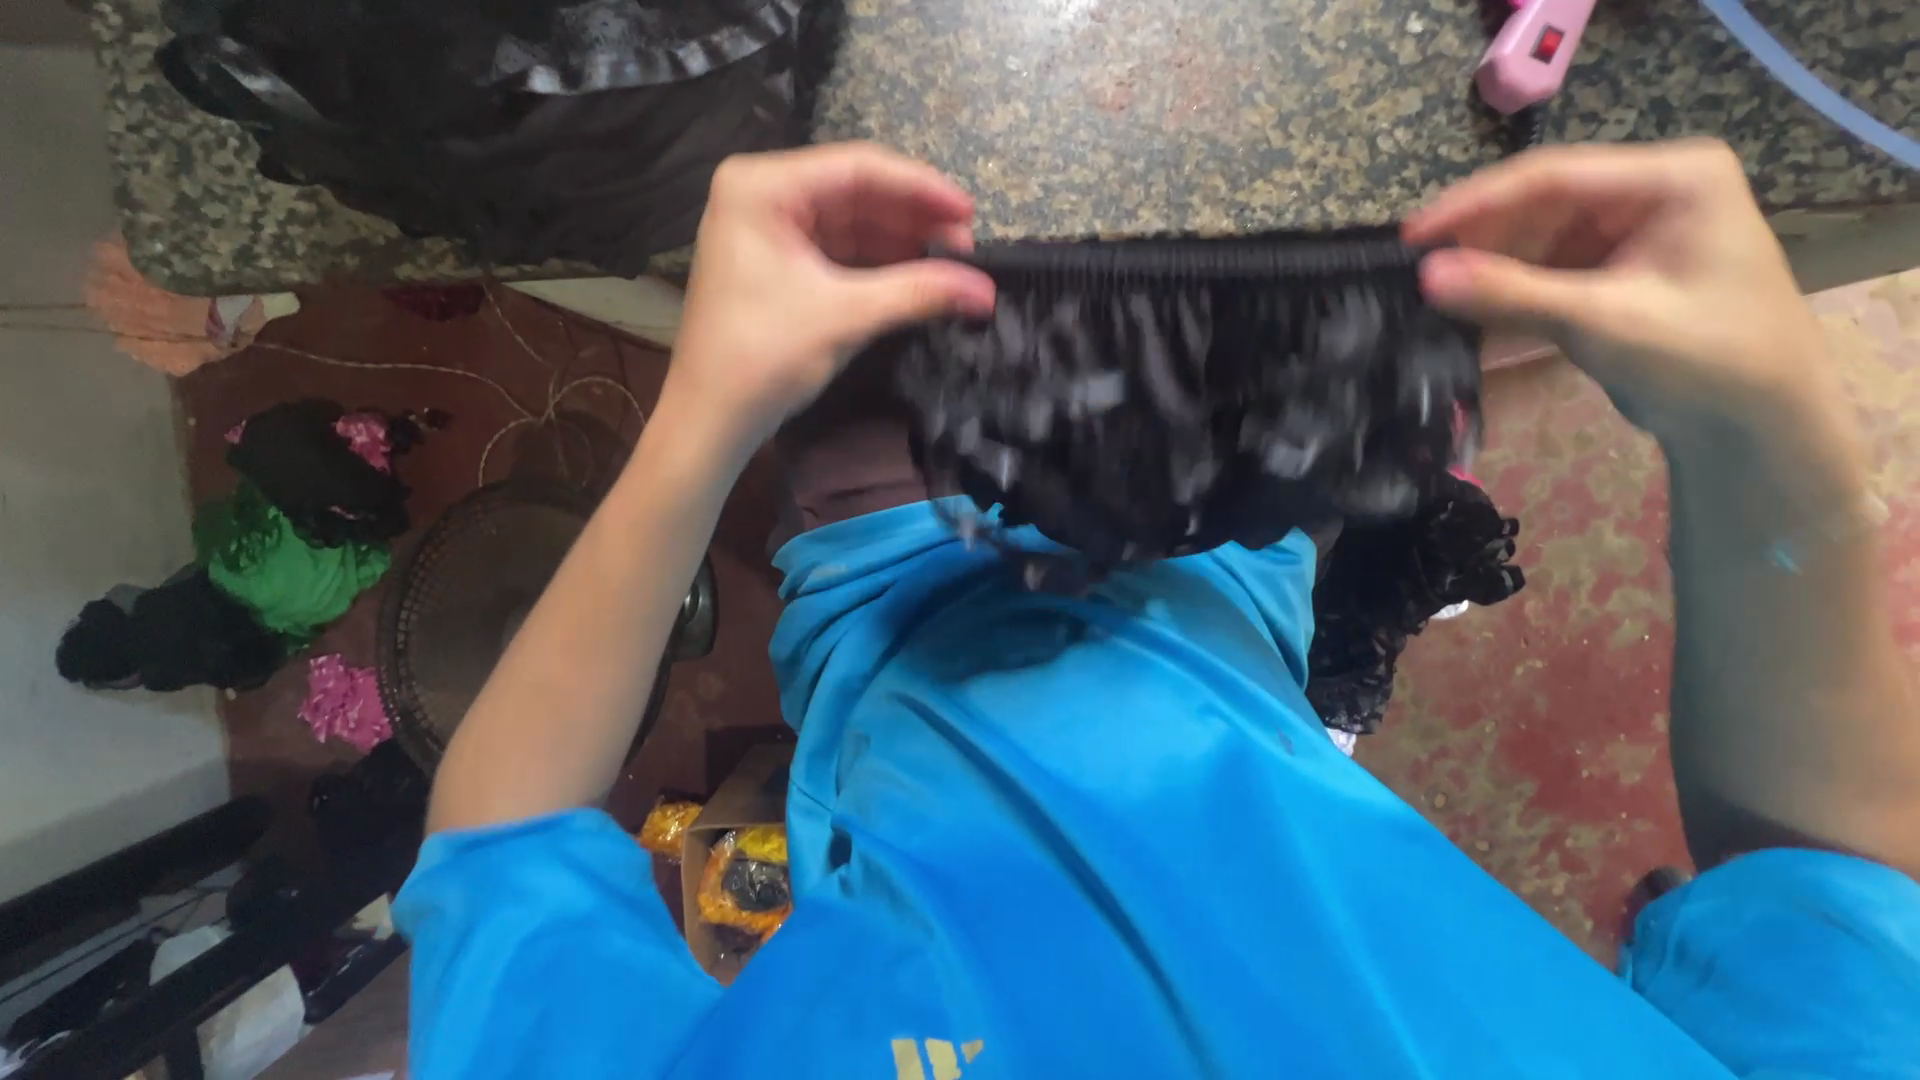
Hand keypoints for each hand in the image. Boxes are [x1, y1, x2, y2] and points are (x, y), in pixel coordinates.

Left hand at [664, 142, 996, 453]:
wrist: (711, 419)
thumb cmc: (764, 357)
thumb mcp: (846, 316)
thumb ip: (918, 292)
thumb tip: (987, 291)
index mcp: (762, 187)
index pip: (858, 169)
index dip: (922, 188)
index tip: (971, 213)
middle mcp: (763, 197)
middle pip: (856, 195)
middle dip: (913, 222)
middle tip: (966, 249)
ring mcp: (769, 233)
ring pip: (851, 226)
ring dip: (901, 246)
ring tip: (951, 268)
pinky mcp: (779, 268)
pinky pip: (839, 254)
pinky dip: (878, 268)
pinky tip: (917, 280)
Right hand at [1404, 139, 1840, 441]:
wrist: (1753, 420)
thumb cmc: (1701, 357)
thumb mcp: (1600, 320)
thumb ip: (1510, 294)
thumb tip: (1424, 275)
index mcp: (1671, 178)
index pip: (1550, 176)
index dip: (1472, 205)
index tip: (1410, 237)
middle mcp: (1646, 193)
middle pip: (1536, 207)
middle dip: (1476, 243)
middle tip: (1412, 275)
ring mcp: (1625, 234)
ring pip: (1531, 242)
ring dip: (1484, 273)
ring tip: (1428, 299)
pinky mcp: (1606, 272)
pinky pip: (1540, 272)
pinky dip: (1503, 295)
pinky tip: (1462, 316)